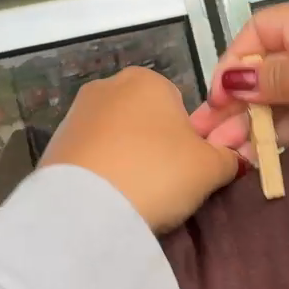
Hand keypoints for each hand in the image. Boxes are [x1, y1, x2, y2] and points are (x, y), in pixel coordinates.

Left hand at [42, 68, 245, 232]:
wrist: (86, 209)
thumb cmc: (157, 173)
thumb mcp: (211, 168)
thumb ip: (229, 156)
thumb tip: (235, 154)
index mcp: (148, 79)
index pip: (180, 105)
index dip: (189, 139)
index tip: (187, 169)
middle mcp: (108, 86)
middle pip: (145, 119)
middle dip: (155, 147)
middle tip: (165, 185)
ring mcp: (76, 114)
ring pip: (117, 138)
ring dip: (127, 160)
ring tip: (135, 196)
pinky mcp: (54, 145)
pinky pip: (91, 157)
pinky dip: (102, 173)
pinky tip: (108, 198)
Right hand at [190, 0, 288, 156]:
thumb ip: (273, 77)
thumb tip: (232, 80)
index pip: (257, 33)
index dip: (233, 63)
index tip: (216, 98)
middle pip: (266, 68)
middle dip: (235, 101)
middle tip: (206, 135)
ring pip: (282, 96)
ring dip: (254, 122)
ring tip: (227, 152)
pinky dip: (283, 131)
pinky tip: (260, 151)